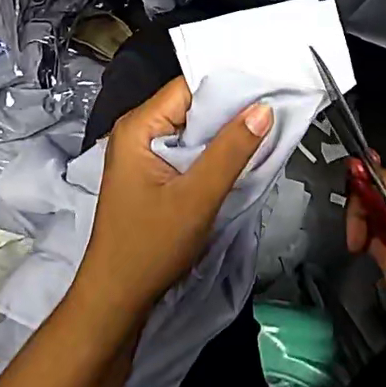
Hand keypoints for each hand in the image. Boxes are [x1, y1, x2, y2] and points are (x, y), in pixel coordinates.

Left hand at [75, 77, 273, 314]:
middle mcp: (136, 131)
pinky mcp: (150, 173)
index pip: (187, 88)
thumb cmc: (149, 247)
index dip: (226, 88)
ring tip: (259, 134)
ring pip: (191, 129)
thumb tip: (262, 109)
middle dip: (227, 111)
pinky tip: (235, 159)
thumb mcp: (197, 198)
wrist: (117, 298)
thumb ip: (231, 151)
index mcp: (137, 126)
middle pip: (189, 105)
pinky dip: (210, 153)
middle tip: (269, 113)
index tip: (264, 91)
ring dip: (221, 134)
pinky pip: (186, 149)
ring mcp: (142, 153)